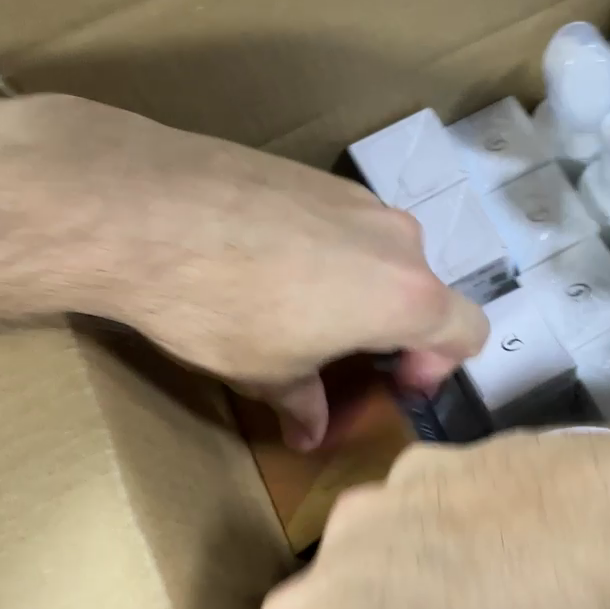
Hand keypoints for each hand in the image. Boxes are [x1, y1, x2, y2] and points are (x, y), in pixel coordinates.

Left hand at [13, 95, 487, 448]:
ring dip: (359, 289)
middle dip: (391, 329)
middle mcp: (399, 241)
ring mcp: (358, 199)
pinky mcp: (316, 173)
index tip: (394, 380)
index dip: (440, 366)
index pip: (467, 332)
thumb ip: (306, 404)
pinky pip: (343, 224)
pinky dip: (327, 252)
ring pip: (381, 256)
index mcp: (408, 297)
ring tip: (293, 307)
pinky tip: (264, 264)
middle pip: (422, 292)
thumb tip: (309, 434)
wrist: (141, 206)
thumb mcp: (267, 372)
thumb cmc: (222, 307)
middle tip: (338, 352)